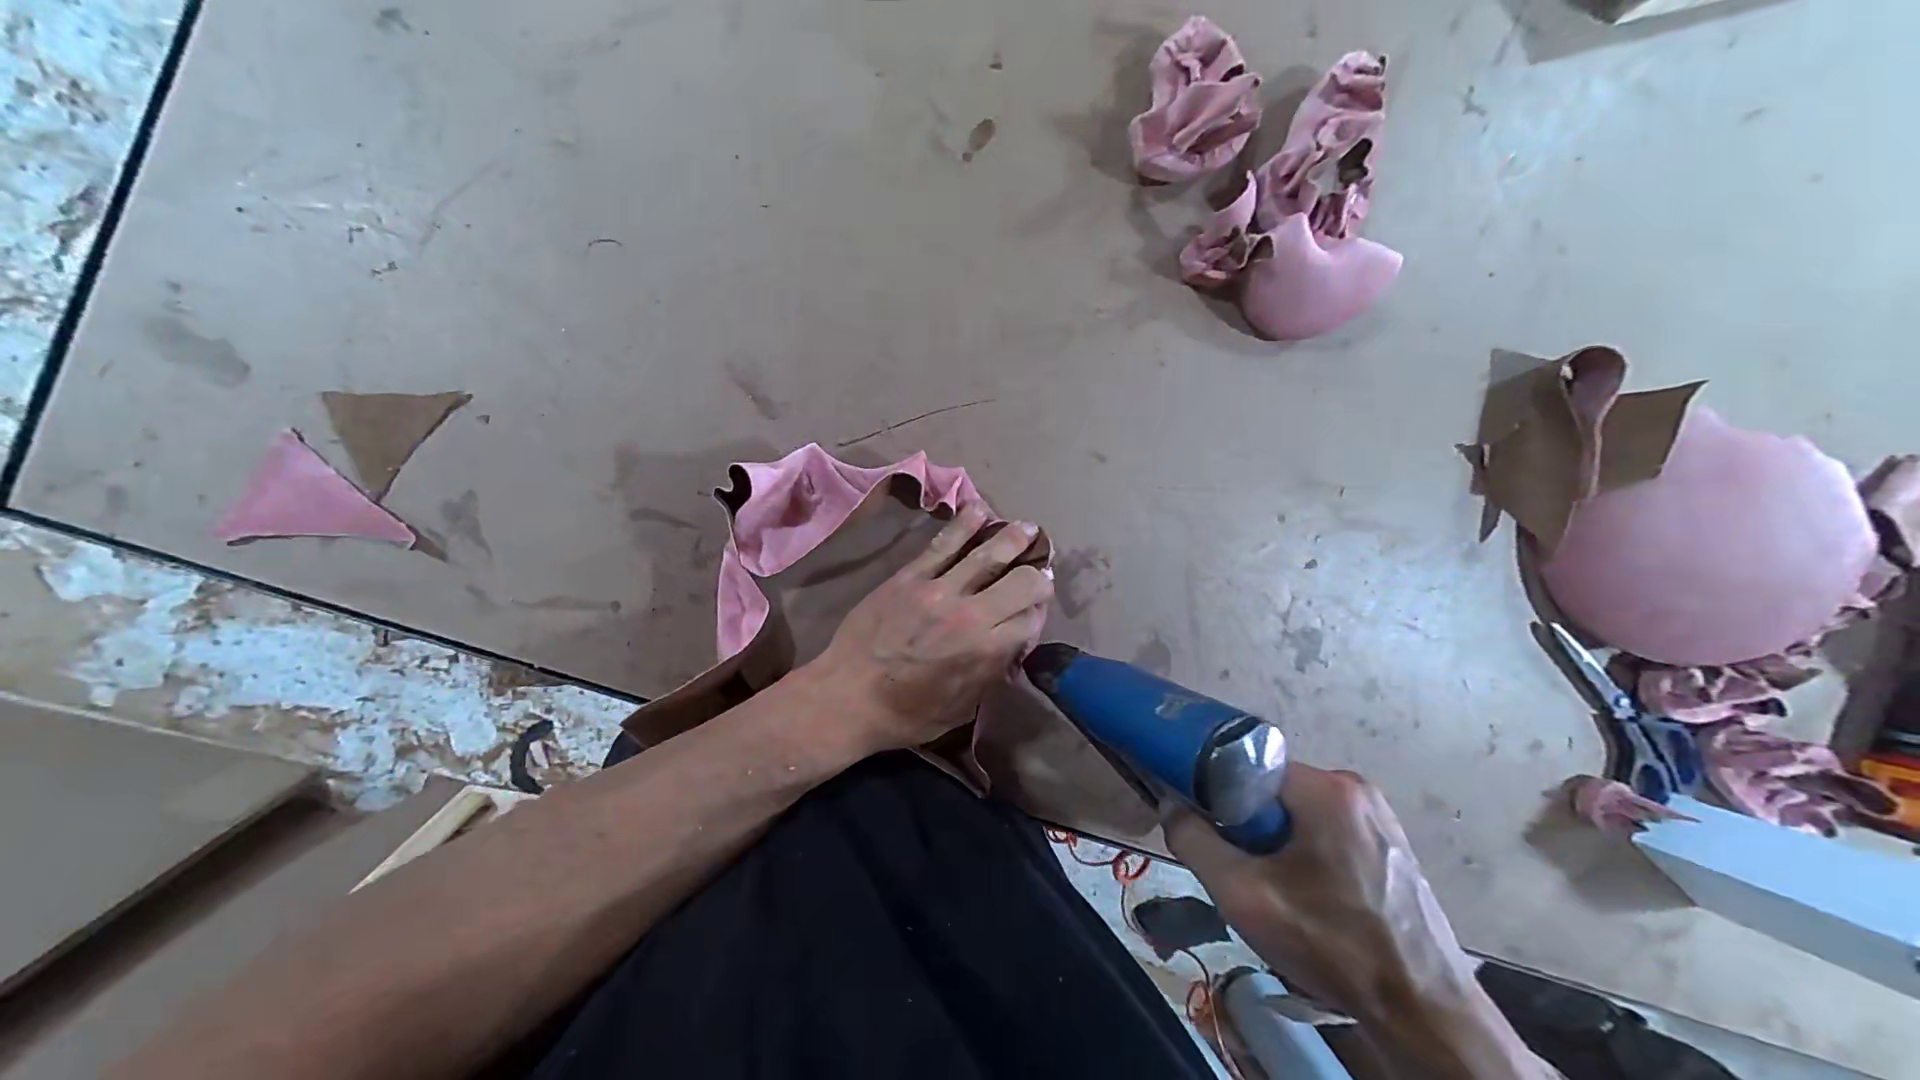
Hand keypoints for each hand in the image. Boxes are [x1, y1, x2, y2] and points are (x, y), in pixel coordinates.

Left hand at [800, 503, 1052, 754]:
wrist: (847, 698)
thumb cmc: (906, 714)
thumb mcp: (962, 707)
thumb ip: (993, 672)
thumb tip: (1014, 643)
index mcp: (985, 652)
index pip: (1031, 619)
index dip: (1039, 613)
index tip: (1035, 611)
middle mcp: (969, 616)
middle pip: (1021, 582)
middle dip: (1038, 575)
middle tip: (1041, 568)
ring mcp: (937, 590)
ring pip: (986, 554)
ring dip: (1013, 538)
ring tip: (1027, 528)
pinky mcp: (909, 577)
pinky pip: (943, 543)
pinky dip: (965, 524)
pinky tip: (981, 511)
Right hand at [1168, 766, 1547, 1079]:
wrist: (1424, 1013)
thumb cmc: (1332, 945)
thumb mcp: (1243, 895)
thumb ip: (1194, 841)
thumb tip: (1170, 805)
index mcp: (1326, 787)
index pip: (1246, 767)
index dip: (1217, 797)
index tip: (1208, 831)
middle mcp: (1356, 789)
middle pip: (1272, 792)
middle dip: (1248, 828)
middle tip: (1243, 873)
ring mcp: (1379, 817)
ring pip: (1297, 815)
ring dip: (1275, 845)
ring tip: (1275, 892)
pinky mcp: (1390, 845)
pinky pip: (1326, 833)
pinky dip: (1305, 856)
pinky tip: (1309, 900)